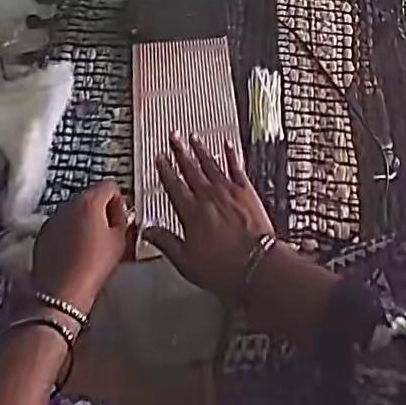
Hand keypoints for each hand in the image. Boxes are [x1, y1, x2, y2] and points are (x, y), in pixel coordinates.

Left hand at [31, 180, 132, 314]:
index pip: (110, 185)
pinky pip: (61, 225)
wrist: (63, 294)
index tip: (122, 217)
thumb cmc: (94, 266)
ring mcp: (53, 218)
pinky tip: (76, 251)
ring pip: (75, 210)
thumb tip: (120, 211)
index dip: (119, 200)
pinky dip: (69, 232)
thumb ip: (122, 218)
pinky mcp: (43, 234)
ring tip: (92, 244)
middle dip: (101, 209)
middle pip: (91, 196)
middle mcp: (69, 204)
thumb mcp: (119, 240)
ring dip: (85, 220)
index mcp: (90, 201)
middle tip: (110, 231)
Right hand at [142, 134, 275, 297]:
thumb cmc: (224, 268)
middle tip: (174, 136)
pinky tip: (228, 145)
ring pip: (211, 164)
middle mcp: (209, 196)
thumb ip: (166, 242)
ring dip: (201, 149)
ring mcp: (228, 191)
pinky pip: (236, 168)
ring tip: (194, 137)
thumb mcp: (186, 261)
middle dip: (180, 151)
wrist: (257, 266)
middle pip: (190, 168)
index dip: (165, 170)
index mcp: (192, 212)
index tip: (160, 158)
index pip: (174, 185)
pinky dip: (231, 155)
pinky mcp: (247, 192)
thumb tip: (148, 231)